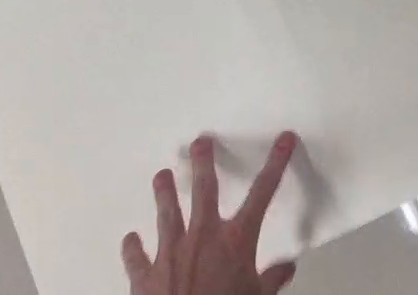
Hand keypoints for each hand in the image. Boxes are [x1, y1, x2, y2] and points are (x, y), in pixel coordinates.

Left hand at [122, 132, 300, 294]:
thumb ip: (272, 279)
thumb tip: (287, 267)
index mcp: (236, 239)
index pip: (263, 192)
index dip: (276, 163)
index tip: (284, 139)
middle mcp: (203, 236)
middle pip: (205, 191)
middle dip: (203, 164)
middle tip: (200, 142)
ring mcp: (170, 254)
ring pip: (167, 215)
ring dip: (164, 194)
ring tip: (161, 175)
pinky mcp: (145, 277)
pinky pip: (137, 259)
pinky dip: (133, 249)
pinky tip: (129, 239)